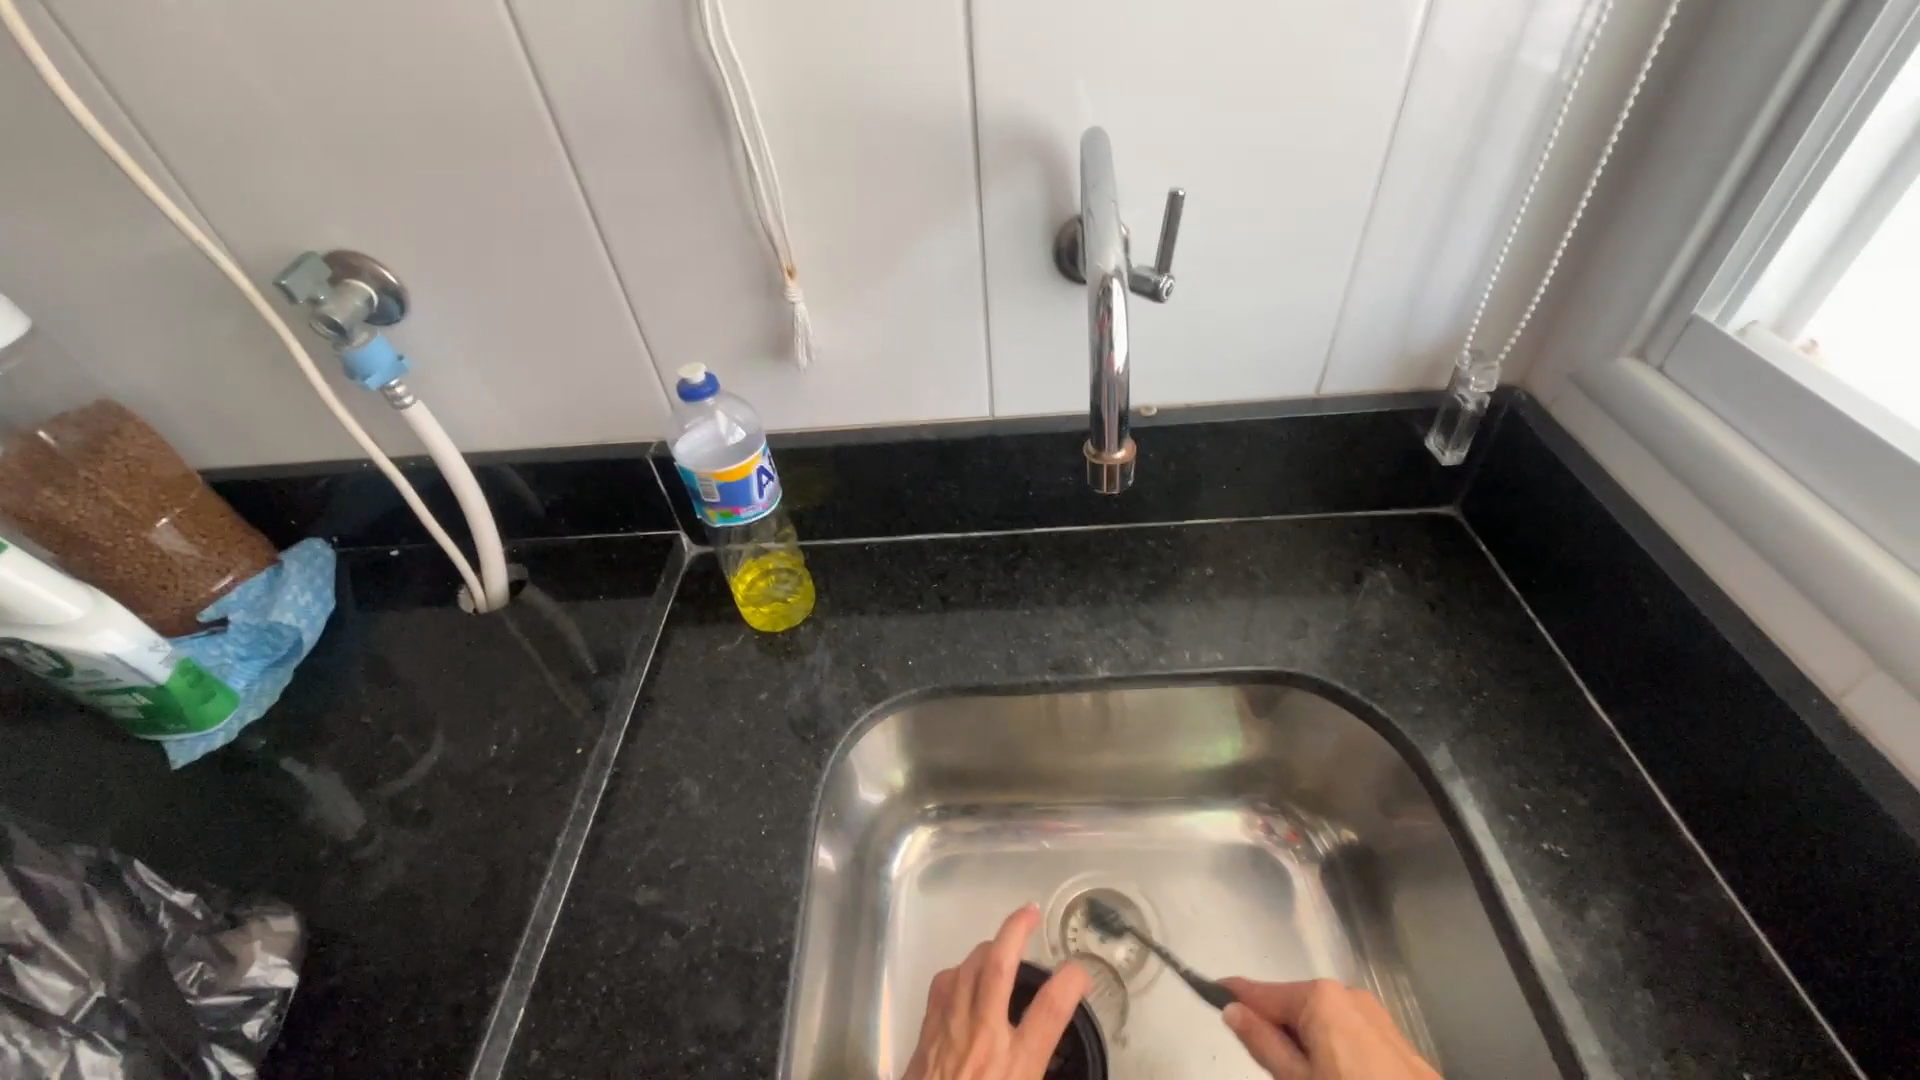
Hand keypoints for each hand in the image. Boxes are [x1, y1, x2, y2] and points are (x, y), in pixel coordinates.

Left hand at [902, 904, 1091, 1079]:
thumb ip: (1035, 1067)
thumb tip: (1044, 1049)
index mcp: (1015, 1066)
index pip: (1051, 1010)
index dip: (1071, 981)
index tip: (1081, 969)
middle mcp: (983, 1038)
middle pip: (999, 968)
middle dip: (1015, 932)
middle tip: (1029, 912)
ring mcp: (950, 1031)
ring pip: (967, 969)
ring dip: (986, 947)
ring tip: (1001, 941)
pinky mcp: (926, 1034)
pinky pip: (942, 987)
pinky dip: (957, 972)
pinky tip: (963, 975)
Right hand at [1221, 977, 1441, 1079]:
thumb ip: (1262, 1043)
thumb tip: (1232, 1009)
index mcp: (1318, 997)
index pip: (1258, 991)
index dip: (1231, 997)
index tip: (1206, 993)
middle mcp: (1346, 994)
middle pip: (1291, 1007)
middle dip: (1277, 1034)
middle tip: (1278, 1074)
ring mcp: (1376, 1017)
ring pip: (1321, 1023)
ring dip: (1306, 1046)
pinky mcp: (1397, 1041)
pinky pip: (1348, 1036)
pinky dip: (1334, 1053)